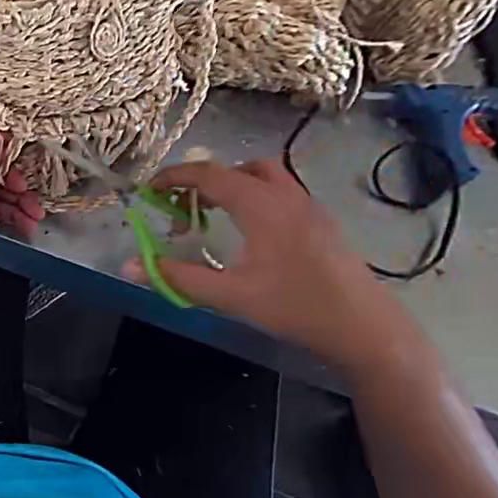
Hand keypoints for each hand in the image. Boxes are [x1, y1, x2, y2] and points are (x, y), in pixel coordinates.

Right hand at [123, 160, 426, 379]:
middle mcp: (285, 195)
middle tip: (182, 211)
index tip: (149, 190)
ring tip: (214, 216)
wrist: (366, 329)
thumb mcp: (231, 295)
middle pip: (234, 168)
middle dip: (201, 182)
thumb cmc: (296, 307)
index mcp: (261, 205)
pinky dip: (253, 195)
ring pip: (262, 175)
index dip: (173, 177)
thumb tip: (130, 266)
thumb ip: (178, 277)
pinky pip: (279, 191)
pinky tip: (249, 232)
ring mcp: (308, 205)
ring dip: (231, 185)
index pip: (208, 174)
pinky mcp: (321, 221)